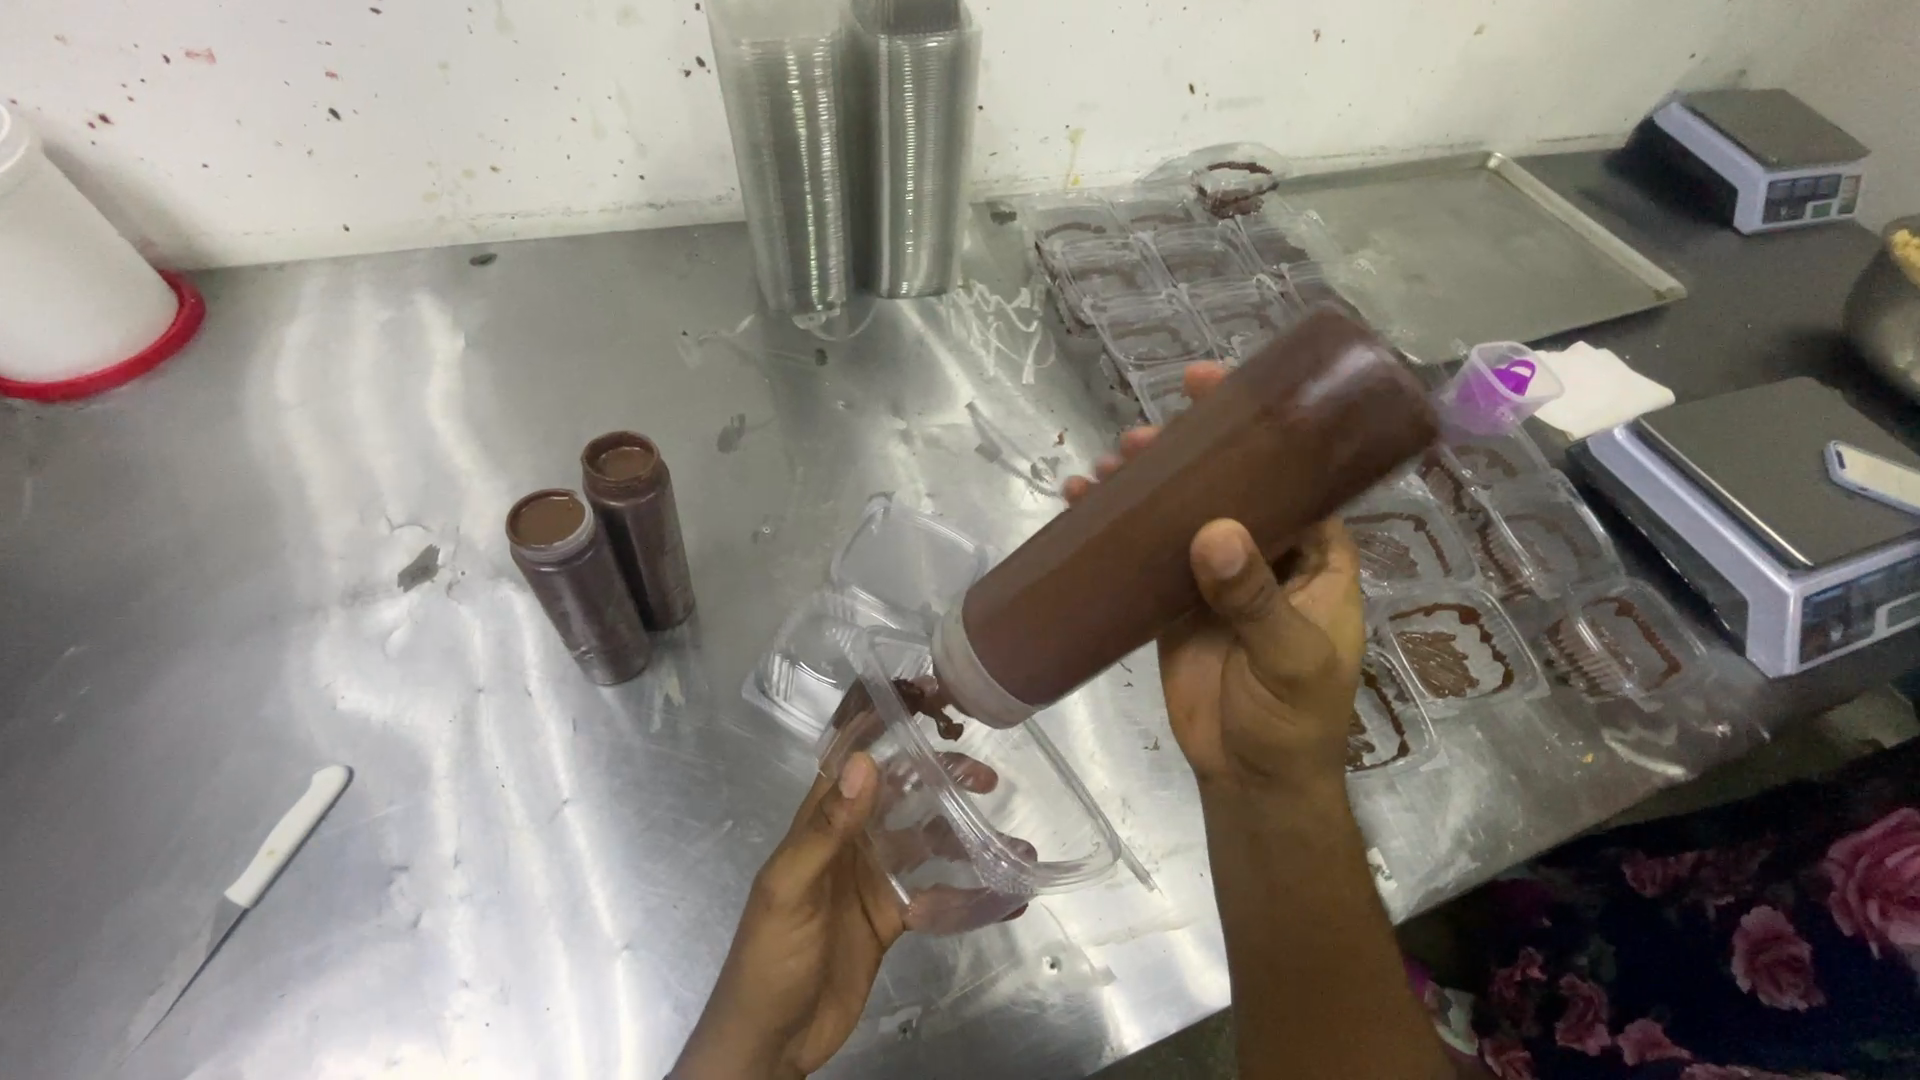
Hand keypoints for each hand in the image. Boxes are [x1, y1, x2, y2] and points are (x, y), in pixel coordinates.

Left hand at [674, 742, 1023, 1078]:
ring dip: (966, 840)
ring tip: (1013, 846)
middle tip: (986, 780)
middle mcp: (852, 842)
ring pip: (927, 845)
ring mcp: (873, 880)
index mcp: (821, 823)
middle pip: (902, 797)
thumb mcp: (792, 888)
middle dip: (942, 782)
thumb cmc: (771, 955)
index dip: (882, 730)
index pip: (852, 762)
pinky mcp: (891, 918)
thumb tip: (866, 763)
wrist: (771, 1039)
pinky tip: (1005, 898)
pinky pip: (937, 897)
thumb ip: (828, 829)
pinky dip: (968, 896)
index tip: (924, 702)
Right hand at [1063, 363, 1365, 795]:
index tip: (1208, 385)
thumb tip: (1212, 530)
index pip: (1292, 471)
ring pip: (1179, 513)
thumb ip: (1255, 599)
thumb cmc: (1294, 718)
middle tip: (1139, 439)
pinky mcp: (1173, 602)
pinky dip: (1115, 530)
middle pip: (1225, 483)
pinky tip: (1079, 507)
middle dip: (1182, 453)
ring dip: (1141, 486)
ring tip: (1102, 470)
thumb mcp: (1288, 658)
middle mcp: (1264, 552)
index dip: (1255, 425)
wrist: (1250, 778)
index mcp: (1313, 552)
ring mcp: (1214, 576)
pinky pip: (1145, 554)